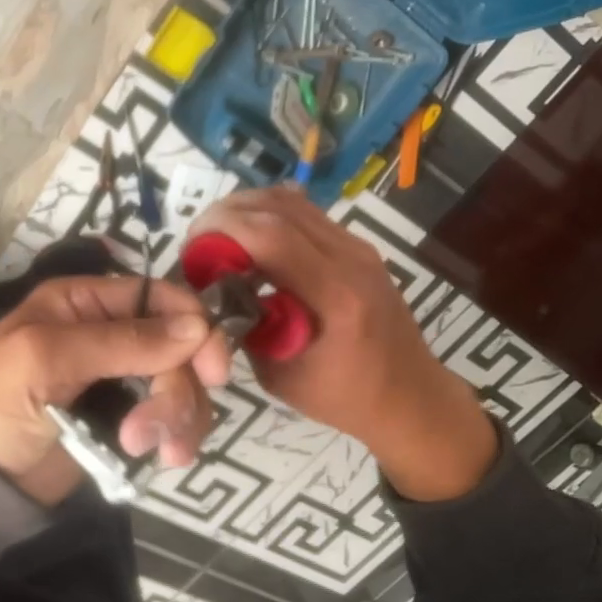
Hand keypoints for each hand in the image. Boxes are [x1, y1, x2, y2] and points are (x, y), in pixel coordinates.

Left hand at [0, 275, 232, 505]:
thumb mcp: (47, 358)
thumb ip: (121, 341)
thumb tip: (198, 326)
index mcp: (84, 303)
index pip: (158, 297)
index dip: (193, 326)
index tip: (211, 369)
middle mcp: (108, 334)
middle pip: (178, 347)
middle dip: (178, 389)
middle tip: (159, 430)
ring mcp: (119, 380)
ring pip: (181, 386)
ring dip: (180, 419)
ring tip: (155, 453)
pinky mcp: (124, 421)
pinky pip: (171, 419)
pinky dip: (174, 437)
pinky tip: (159, 459)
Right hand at [190, 187, 497, 501]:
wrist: (411, 399)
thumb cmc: (344, 398)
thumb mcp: (279, 375)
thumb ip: (247, 328)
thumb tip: (213, 292)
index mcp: (336, 296)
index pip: (270, 235)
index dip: (221, 229)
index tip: (190, 248)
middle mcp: (352, 260)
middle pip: (278, 207)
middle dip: (227, 214)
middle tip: (196, 243)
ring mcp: (359, 249)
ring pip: (292, 203)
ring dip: (247, 212)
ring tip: (217, 241)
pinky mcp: (358, 249)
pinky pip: (306, 216)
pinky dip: (268, 220)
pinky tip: (249, 246)